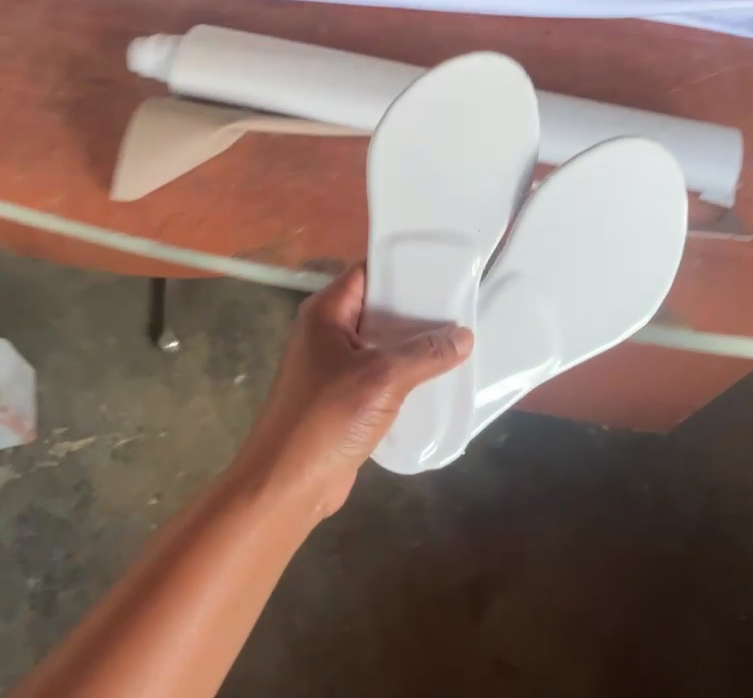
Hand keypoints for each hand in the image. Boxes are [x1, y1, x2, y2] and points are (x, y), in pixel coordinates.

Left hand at [228, 264, 471, 520]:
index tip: (446, 270)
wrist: (288, 483)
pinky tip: (440, 381)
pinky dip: (407, 376)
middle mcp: (327, 333)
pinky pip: (381, 376)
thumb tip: (464, 335)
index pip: (367, 273)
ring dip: (416, 347)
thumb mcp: (381, 378)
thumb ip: (425, 354)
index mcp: (325, 313)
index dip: (404, 268)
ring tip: (463, 341)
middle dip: (418, 310)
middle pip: (378, 309)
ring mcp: (333, 367)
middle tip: (464, 307)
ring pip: (382, 345)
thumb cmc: (327, 418)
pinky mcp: (344, 399)